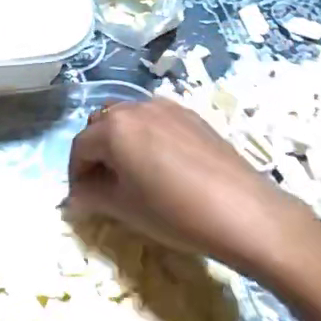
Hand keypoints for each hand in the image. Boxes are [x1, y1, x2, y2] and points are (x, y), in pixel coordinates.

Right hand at [67, 98, 319, 268]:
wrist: (244, 212)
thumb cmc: (175, 213)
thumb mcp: (126, 208)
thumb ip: (92, 196)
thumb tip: (76, 197)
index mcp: (113, 127)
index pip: (80, 146)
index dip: (76, 174)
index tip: (82, 199)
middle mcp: (135, 107)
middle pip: (101, 124)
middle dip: (96, 152)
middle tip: (104, 185)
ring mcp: (165, 107)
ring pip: (128, 118)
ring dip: (120, 140)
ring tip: (133, 173)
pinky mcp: (191, 115)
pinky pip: (155, 119)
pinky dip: (147, 136)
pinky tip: (162, 166)